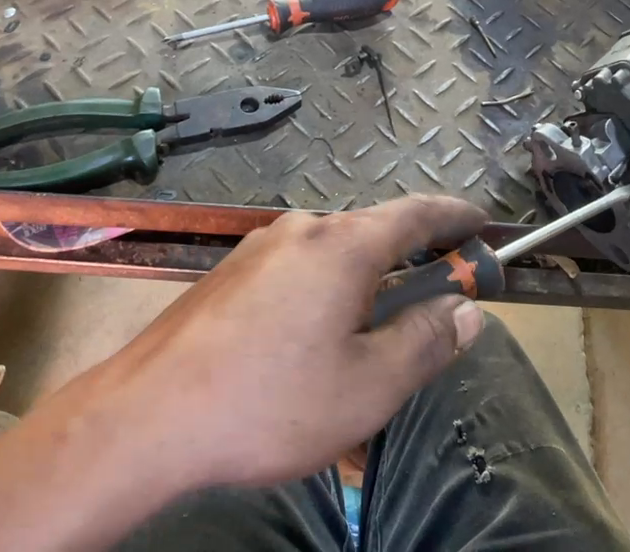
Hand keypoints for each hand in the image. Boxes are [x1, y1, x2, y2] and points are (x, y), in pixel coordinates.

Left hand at [99, 195, 488, 488]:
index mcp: (343, 245)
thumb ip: (426, 342)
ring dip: (364, 284)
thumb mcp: (368, 386)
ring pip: (332, 257)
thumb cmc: (270, 402)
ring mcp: (259, 248)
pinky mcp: (230, 274)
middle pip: (373, 234)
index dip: (455, 216)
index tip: (481, 223)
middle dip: (411, 261)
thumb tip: (466, 311)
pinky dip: (325, 293)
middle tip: (435, 302)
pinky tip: (312, 343)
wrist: (148, 416)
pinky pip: (296, 272)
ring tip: (371, 337)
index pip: (416, 213)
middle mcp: (302, 231)